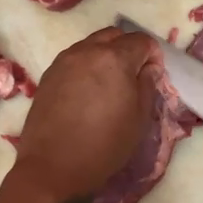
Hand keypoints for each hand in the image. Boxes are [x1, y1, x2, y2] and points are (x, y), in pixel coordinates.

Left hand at [15, 28, 158, 197]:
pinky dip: (87, 65)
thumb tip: (148, 68)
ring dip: (106, 55)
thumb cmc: (104, 145)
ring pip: (92, 44)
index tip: (153, 75)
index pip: (141, 41)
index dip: (153, 55)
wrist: (53, 167)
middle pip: (114, 35)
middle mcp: (87, 51)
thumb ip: (147, 85)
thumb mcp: (139, 119)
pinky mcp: (48, 74)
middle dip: (128, 49)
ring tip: (109, 84)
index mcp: (114, 58)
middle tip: (133, 76)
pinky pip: (74, 58)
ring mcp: (64, 61)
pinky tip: (88, 91)